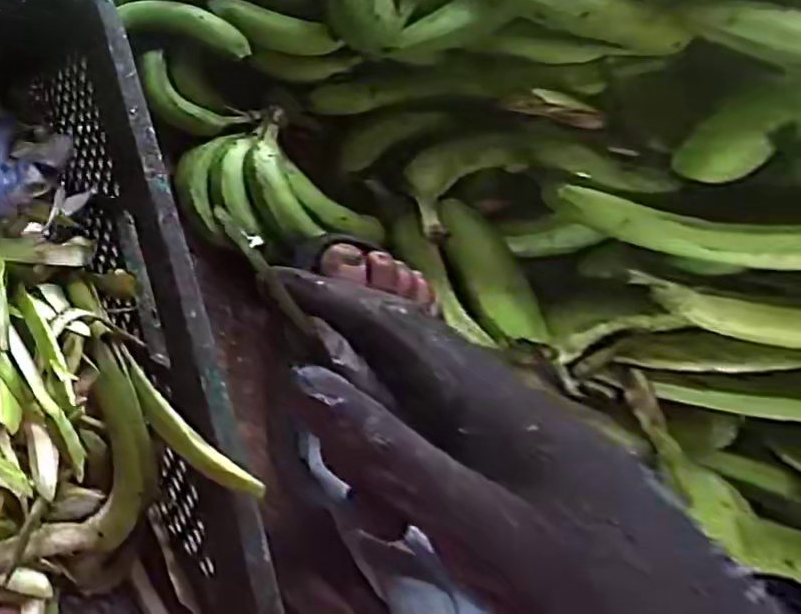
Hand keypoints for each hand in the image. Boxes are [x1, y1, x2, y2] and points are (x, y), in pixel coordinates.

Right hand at [275, 268, 780, 613]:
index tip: (267, 275)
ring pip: (408, 402)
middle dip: (337, 363)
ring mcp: (508, 434)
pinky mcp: (517, 470)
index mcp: (483, 396)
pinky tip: (393, 513)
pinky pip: (433, 441)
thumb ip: (387, 449)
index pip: (388, 321)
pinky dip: (396, 463)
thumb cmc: (586, 579)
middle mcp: (492, 400)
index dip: (325, 294)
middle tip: (294, 379)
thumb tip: (299, 374)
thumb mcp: (477, 520)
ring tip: (360, 496)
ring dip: (365, 431)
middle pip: (393, 354)